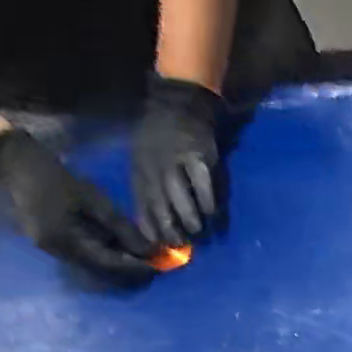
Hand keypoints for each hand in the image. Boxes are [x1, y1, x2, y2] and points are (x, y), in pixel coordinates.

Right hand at [0, 129, 155, 278]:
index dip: (135, 268)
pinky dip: (106, 257)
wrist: (17, 165)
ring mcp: (54, 252)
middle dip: (130, 271)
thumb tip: (148, 250)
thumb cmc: (56, 178)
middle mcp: (60, 254)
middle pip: (102, 272)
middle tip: (155, 267)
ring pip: (94, 267)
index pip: (109, 265)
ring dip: (119, 266)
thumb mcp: (93, 199)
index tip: (158, 268)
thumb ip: (121, 227)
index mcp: (67, 243)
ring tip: (143, 260)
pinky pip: (85, 258)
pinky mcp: (54, 246)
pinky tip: (121, 251)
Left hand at [132, 75, 225, 246]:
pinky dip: (208, 204)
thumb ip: (146, 192)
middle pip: (162, 208)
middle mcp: (154, 169)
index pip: (143, 208)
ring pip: (182, 200)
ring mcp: (176, 163)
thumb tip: (150, 230)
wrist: (178, 105)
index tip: (163, 246)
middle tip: (183, 244)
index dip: (153, 231)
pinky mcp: (198, 158)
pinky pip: (204, 188)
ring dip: (191, 222)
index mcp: (139, 171)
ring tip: (199, 233)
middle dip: (173, 231)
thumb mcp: (142, 162)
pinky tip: (212, 214)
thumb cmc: (159, 139)